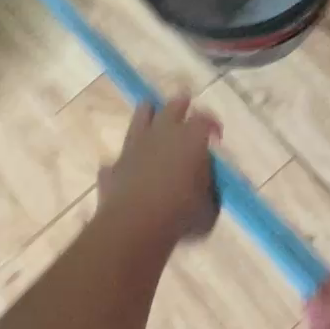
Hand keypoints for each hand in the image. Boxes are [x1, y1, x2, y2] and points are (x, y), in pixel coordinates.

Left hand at [95, 95, 220, 245]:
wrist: (135, 224)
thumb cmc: (181, 213)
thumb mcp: (208, 206)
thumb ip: (209, 189)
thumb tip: (207, 183)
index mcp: (191, 138)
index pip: (205, 119)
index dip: (212, 124)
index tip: (216, 136)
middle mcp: (162, 133)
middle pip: (173, 106)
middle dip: (181, 105)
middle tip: (186, 104)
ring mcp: (134, 145)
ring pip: (141, 114)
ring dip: (149, 114)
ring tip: (153, 115)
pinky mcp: (113, 164)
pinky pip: (121, 155)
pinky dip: (127, 158)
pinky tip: (129, 166)